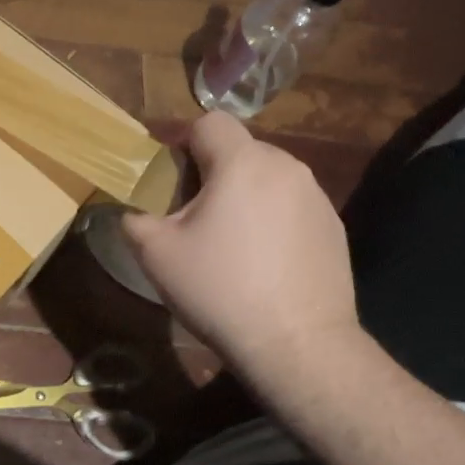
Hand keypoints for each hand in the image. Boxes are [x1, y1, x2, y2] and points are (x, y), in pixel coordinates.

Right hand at [123, 112, 357, 367]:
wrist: (295, 342)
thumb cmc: (219, 289)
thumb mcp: (156, 254)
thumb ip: (135, 219)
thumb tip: (131, 212)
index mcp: (242, 163)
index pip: (209, 122)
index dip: (181, 140)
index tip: (166, 174)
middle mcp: (286, 167)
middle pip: (240, 150)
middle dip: (211, 173)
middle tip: (189, 216)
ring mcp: (316, 197)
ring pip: (267, 179)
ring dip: (242, 197)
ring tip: (226, 243)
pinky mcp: (333, 227)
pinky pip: (290, 207)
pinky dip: (269, 221)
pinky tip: (259, 263)